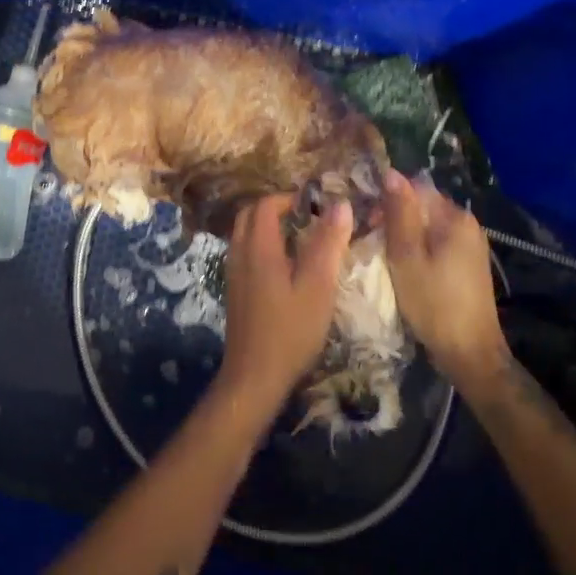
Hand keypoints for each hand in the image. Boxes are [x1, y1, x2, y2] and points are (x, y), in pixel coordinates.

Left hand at [216, 193, 352, 409]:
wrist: (254, 376)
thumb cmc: (290, 331)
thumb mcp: (318, 287)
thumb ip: (328, 245)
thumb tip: (341, 205)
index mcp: (258, 248)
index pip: (265, 205)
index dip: (288, 198)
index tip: (315, 204)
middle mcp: (239, 254)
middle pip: (249, 215)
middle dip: (275, 208)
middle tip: (306, 216)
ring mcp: (233, 273)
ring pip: (245, 234)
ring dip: (267, 227)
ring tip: (300, 236)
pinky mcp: (235, 290)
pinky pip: (245, 252)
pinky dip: (262, 245)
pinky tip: (285, 265)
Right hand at [382, 169, 505, 383]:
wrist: (470, 353)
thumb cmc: (434, 303)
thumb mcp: (407, 256)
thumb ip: (399, 214)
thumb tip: (391, 173)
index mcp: (455, 218)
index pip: (415, 189)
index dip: (388, 201)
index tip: (368, 225)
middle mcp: (468, 225)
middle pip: (423, 207)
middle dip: (395, 219)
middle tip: (373, 244)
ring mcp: (470, 246)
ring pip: (428, 227)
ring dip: (405, 237)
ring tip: (386, 258)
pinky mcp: (468, 265)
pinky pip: (437, 245)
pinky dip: (418, 251)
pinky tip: (406, 270)